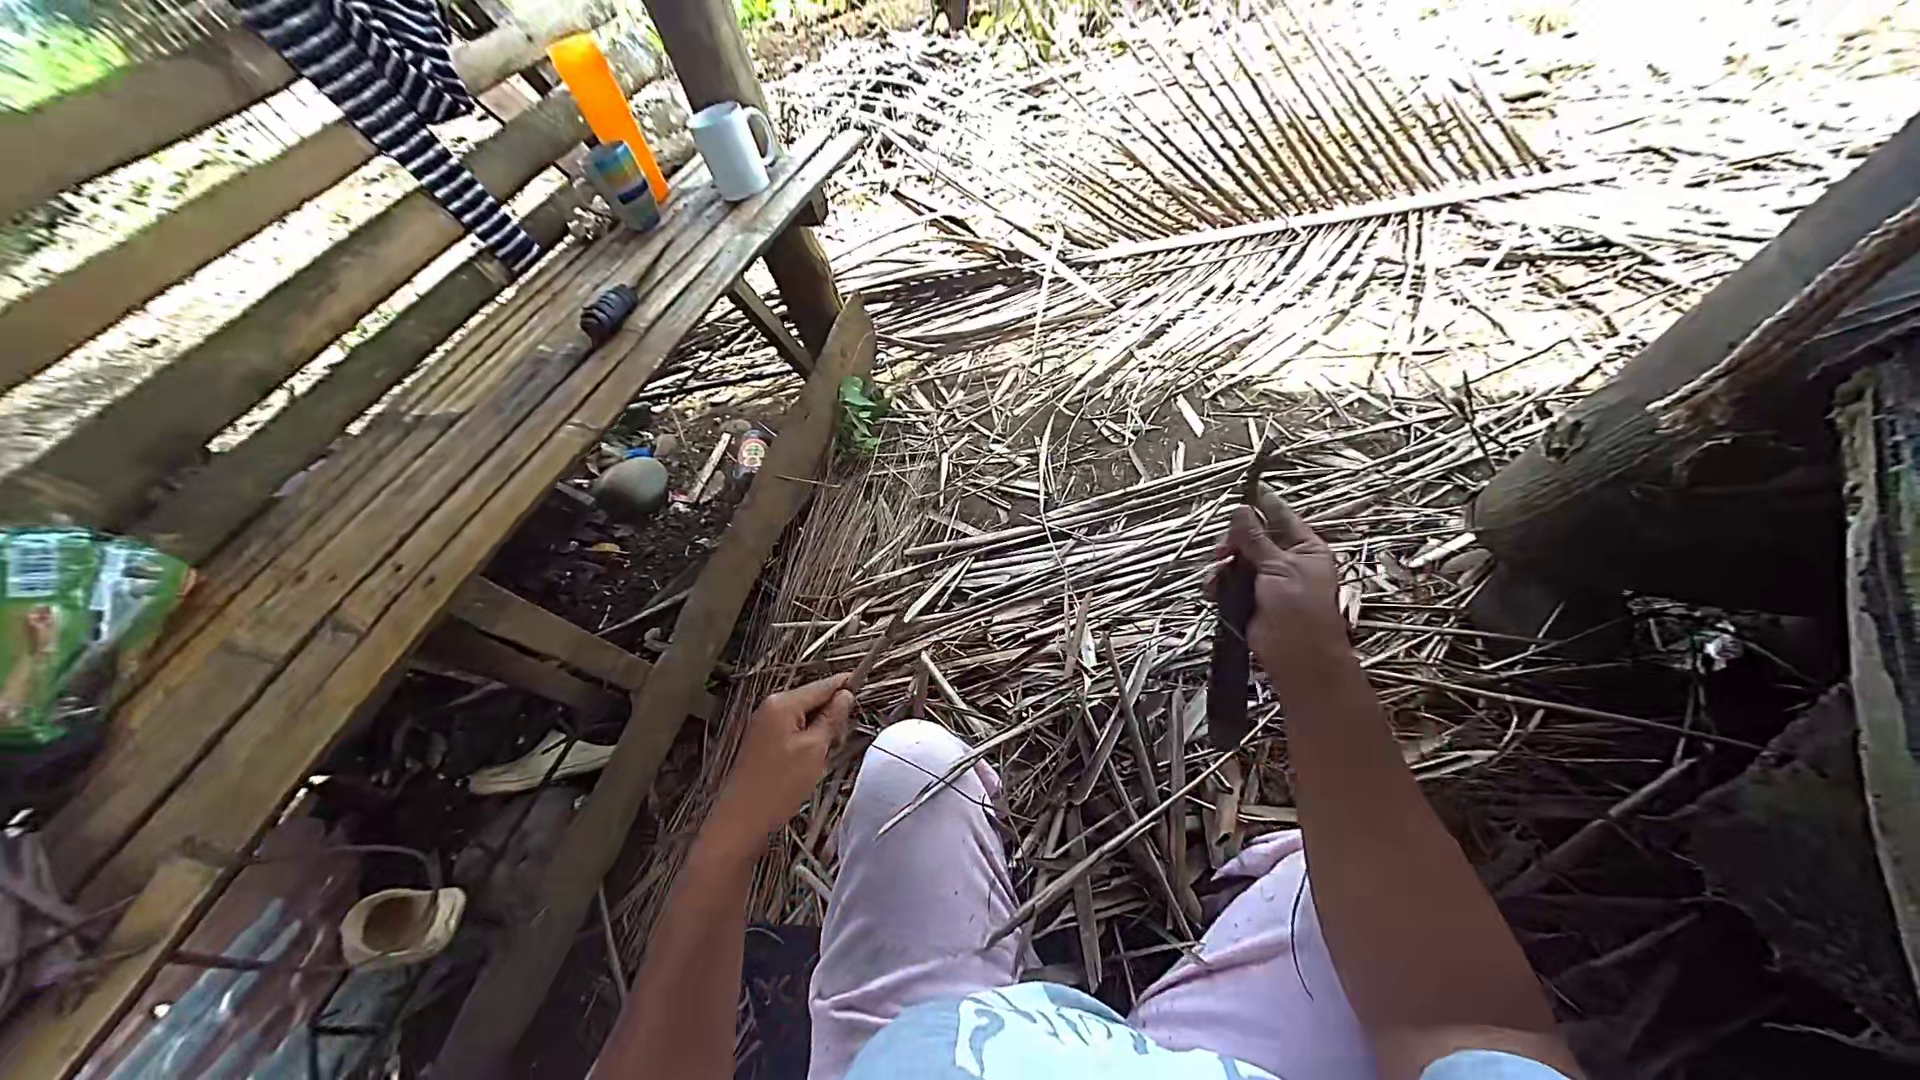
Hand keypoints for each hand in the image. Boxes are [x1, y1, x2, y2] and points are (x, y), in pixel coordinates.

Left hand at [709, 674, 855, 848]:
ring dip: (821, 733)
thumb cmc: (776, 786)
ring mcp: (766, 725)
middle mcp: (771, 708)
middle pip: (815, 699)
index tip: (864, 689)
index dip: (845, 686)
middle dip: (832, 717)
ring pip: (807, 717)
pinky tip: (809, 763)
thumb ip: (833, 717)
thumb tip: (845, 696)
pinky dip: (808, 743)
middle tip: (838, 742)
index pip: (823, 685)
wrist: (741, 821)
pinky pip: (795, 731)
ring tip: (821, 758)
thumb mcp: (815, 749)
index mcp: (783, 704)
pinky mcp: (765, 742)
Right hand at [1210, 499, 1348, 673]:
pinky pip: (1229, 582)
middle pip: (1252, 538)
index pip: (1282, 517)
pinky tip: (1212, 589)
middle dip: (1234, 541)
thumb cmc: (1301, 611)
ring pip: (1237, 560)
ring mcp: (1268, 581)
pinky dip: (1218, 583)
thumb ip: (1255, 538)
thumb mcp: (1279, 567)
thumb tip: (1241, 511)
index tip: (1248, 489)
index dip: (1264, 504)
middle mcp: (1287, 562)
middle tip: (1224, 549)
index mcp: (1306, 549)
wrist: (1296, 656)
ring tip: (1217, 575)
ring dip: (1223, 565)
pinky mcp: (1249, 598)